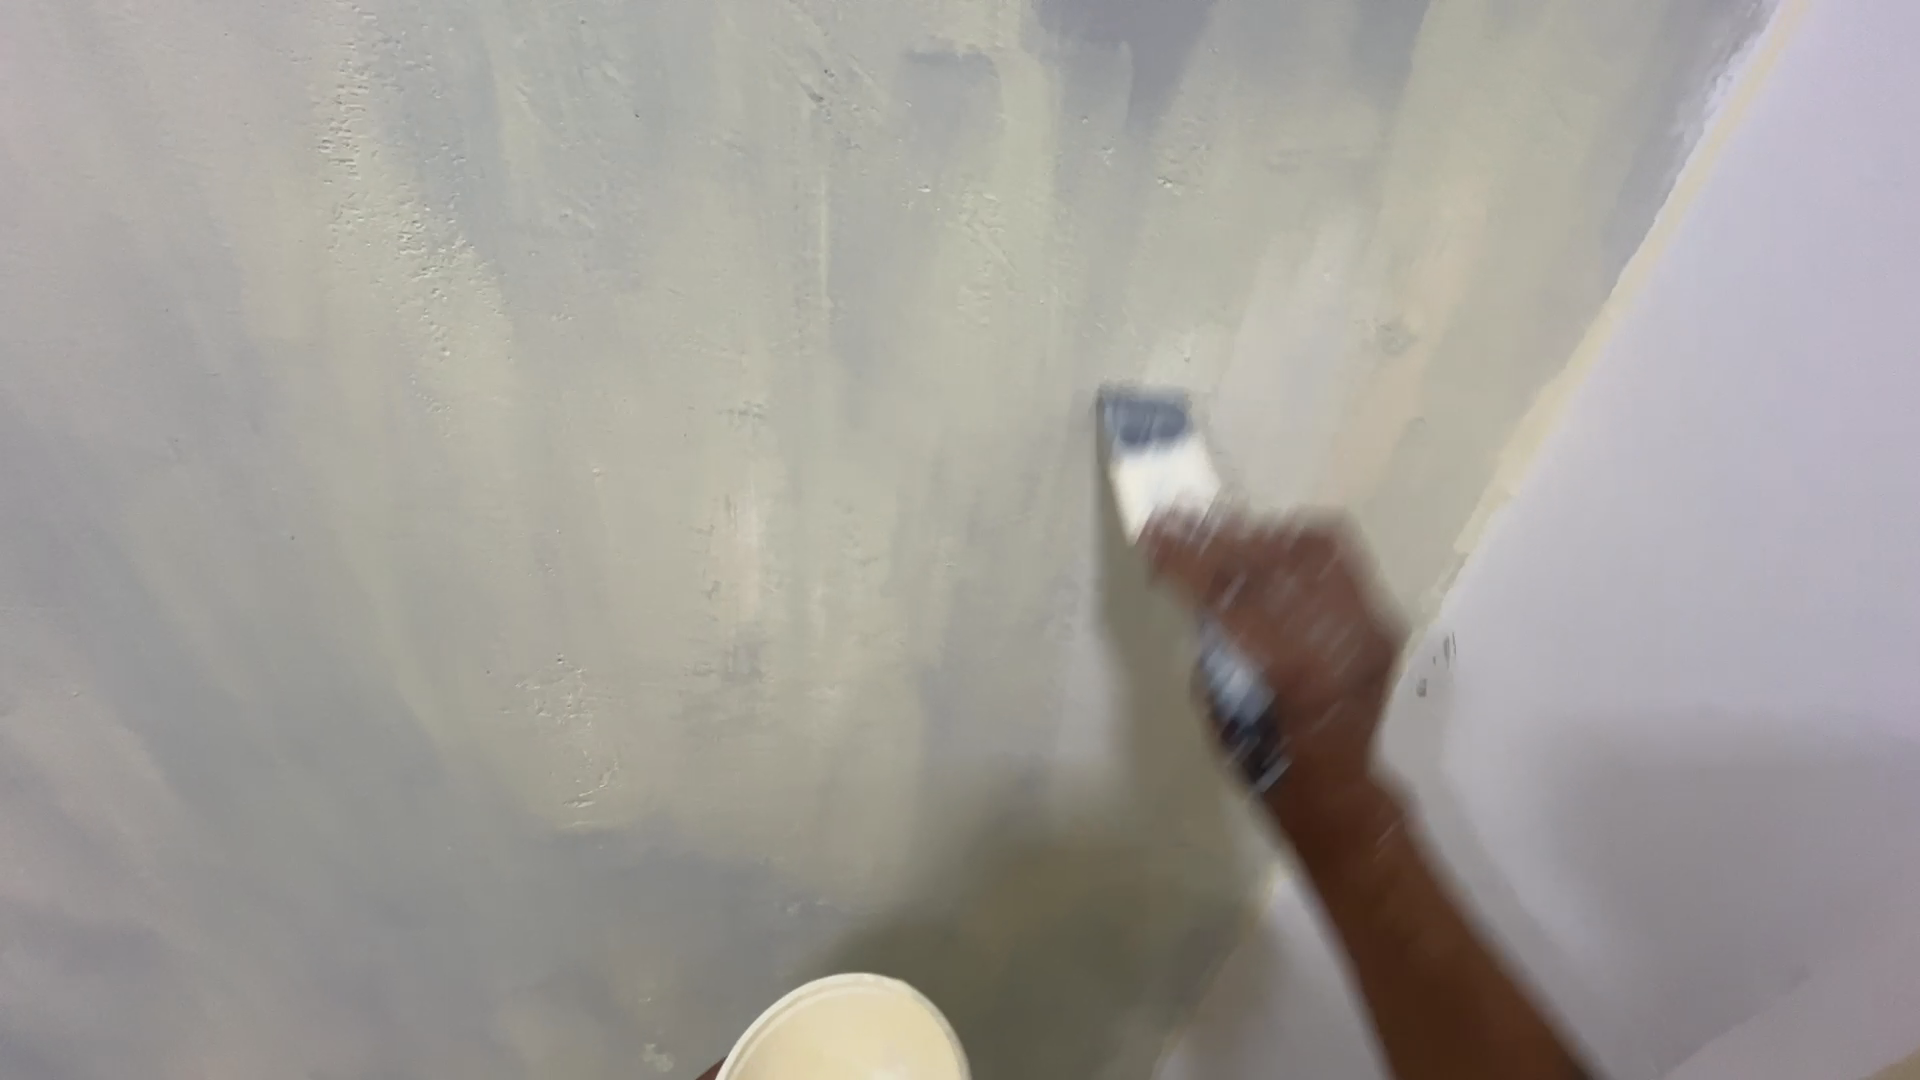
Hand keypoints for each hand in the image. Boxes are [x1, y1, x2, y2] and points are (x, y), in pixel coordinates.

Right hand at [1143, 510, 1406, 788]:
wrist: (1337, 785)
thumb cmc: (1264, 755)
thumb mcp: (1220, 700)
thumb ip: (1216, 639)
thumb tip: (1199, 584)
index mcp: (1293, 672)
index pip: (1229, 593)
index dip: (1185, 559)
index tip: (1151, 536)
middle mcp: (1340, 640)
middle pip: (1268, 561)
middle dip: (1211, 536)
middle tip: (1173, 519)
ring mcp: (1369, 625)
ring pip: (1310, 547)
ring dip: (1254, 533)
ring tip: (1216, 528)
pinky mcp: (1380, 617)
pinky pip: (1336, 557)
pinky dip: (1293, 543)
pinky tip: (1263, 544)